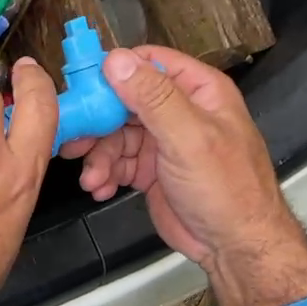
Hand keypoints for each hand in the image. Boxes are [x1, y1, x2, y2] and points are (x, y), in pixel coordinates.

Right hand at [60, 45, 306, 305]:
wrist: (232, 244)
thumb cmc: (227, 189)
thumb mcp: (187, 137)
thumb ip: (152, 98)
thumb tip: (117, 60)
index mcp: (197, 91)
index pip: (147, 65)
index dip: (112, 74)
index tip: (80, 90)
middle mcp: (178, 112)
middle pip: (121, 103)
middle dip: (95, 126)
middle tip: (74, 144)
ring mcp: (162, 142)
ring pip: (113, 137)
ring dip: (98, 158)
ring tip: (94, 180)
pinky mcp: (150, 170)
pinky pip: (116, 164)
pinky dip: (104, 175)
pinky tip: (101, 189)